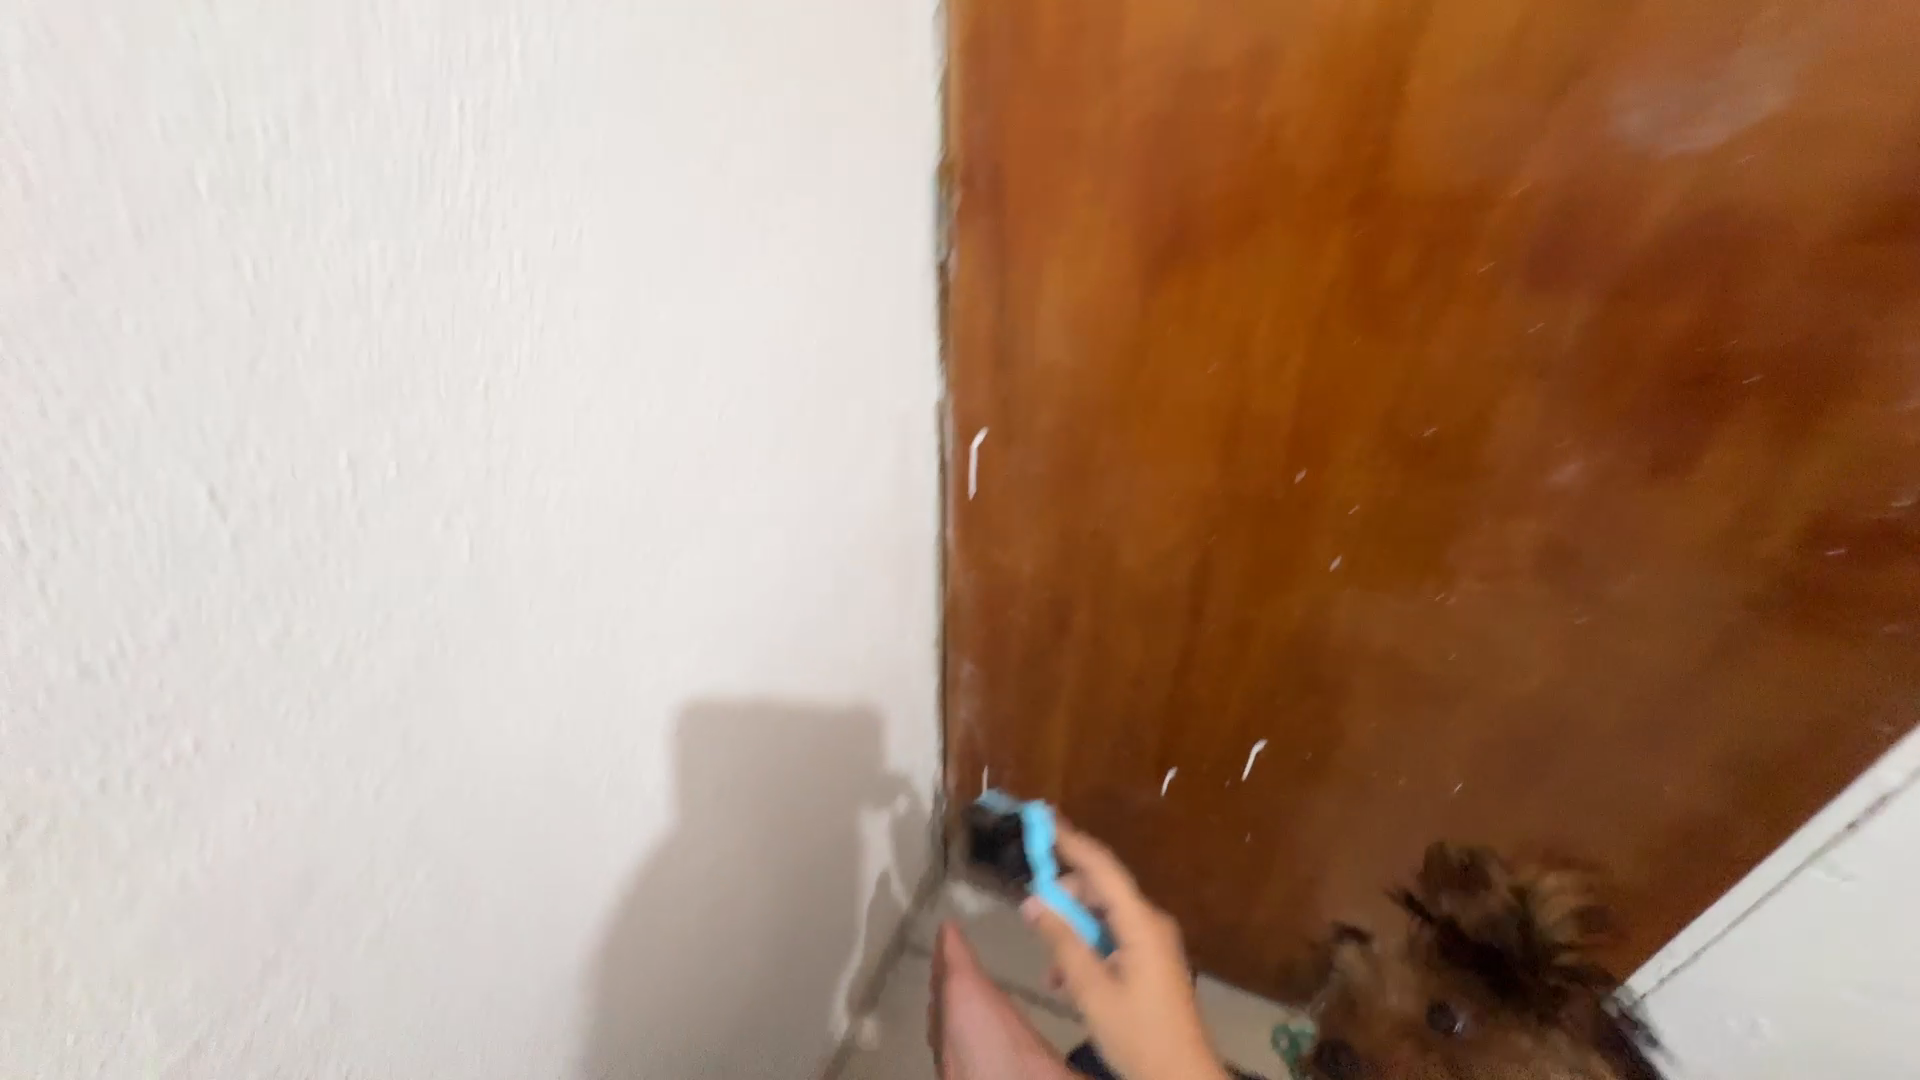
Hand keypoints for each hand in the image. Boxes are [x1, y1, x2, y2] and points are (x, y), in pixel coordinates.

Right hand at [1022, 823, 1229, 1079]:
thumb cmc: (1139, 1035)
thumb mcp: (1092, 990)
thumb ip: (1062, 942)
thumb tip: (1033, 902)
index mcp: (1140, 922)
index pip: (1101, 866)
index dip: (1071, 840)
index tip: (1043, 819)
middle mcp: (1150, 922)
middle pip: (1100, 890)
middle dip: (1065, 896)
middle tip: (1034, 912)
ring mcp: (1153, 942)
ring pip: (1103, 916)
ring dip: (1073, 931)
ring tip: (1050, 966)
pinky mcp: (1151, 961)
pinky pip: (1113, 938)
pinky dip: (1088, 949)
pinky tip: (1066, 979)